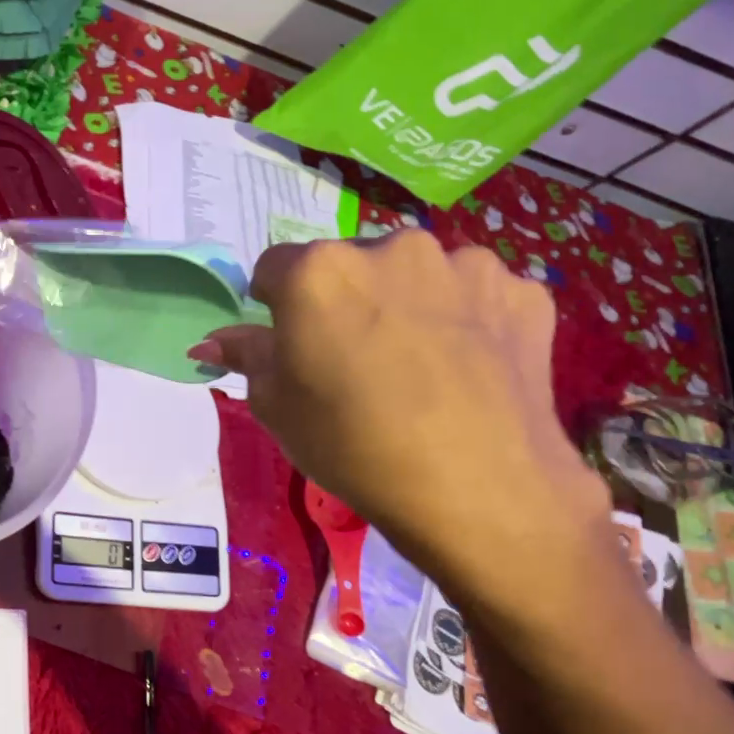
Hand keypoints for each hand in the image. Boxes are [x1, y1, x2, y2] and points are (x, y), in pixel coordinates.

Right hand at [192, 230, 610, 593]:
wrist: (476, 485)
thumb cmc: (350, 442)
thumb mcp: (274, 404)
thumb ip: (246, 355)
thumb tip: (212, 341)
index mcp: (318, 271)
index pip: (274, 267)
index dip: (274, 304)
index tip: (288, 342)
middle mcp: (390, 247)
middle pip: (349, 263)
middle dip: (344, 299)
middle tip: (351, 359)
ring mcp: (464, 265)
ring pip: (415, 274)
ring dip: (405, 302)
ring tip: (416, 364)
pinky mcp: (521, 292)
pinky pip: (473, 295)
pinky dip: (463, 320)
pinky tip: (464, 369)